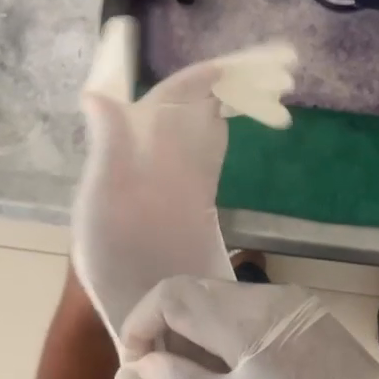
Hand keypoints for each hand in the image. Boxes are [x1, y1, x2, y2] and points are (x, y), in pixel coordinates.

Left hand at [71, 17, 295, 351]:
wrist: (137, 315)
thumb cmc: (111, 261)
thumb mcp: (102, 202)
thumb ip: (108, 147)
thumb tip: (94, 95)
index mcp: (138, 143)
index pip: (175, 93)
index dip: (208, 74)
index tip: (247, 64)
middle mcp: (159, 148)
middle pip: (200, 98)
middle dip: (239, 77)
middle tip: (285, 66)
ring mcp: (181, 170)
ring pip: (213, 116)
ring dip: (247, 94)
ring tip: (282, 84)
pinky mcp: (198, 194)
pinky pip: (216, 146)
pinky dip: (242, 122)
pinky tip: (268, 114)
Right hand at [113, 275, 378, 378]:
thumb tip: (135, 365)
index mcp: (243, 316)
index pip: (170, 294)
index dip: (139, 324)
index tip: (134, 369)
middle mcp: (264, 294)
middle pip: (193, 291)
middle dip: (164, 328)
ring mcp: (288, 299)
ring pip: (220, 299)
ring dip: (193, 330)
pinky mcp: (303, 312)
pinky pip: (247, 309)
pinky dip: (223, 331)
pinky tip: (228, 370)